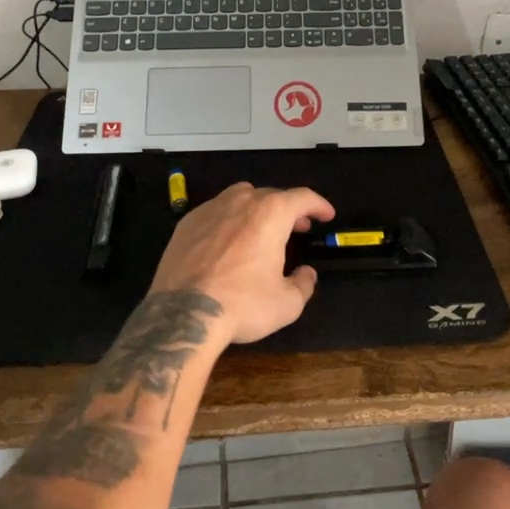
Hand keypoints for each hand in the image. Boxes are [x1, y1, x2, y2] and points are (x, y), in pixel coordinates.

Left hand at [150, 182, 332, 343]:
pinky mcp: (187, 223)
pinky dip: (229, 219)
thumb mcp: (286, 304)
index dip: (318, 205)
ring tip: (262, 229)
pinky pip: (216, 212)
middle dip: (289, 208)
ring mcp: (210, 209)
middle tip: (298, 227)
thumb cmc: (242, 304)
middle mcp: (241, 202)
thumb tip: (306, 274)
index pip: (302, 197)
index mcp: (271, 213)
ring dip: (257, 208)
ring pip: (240, 197)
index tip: (326, 214)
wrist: (183, 313)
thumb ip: (303, 284)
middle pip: (271, 195)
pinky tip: (228, 241)